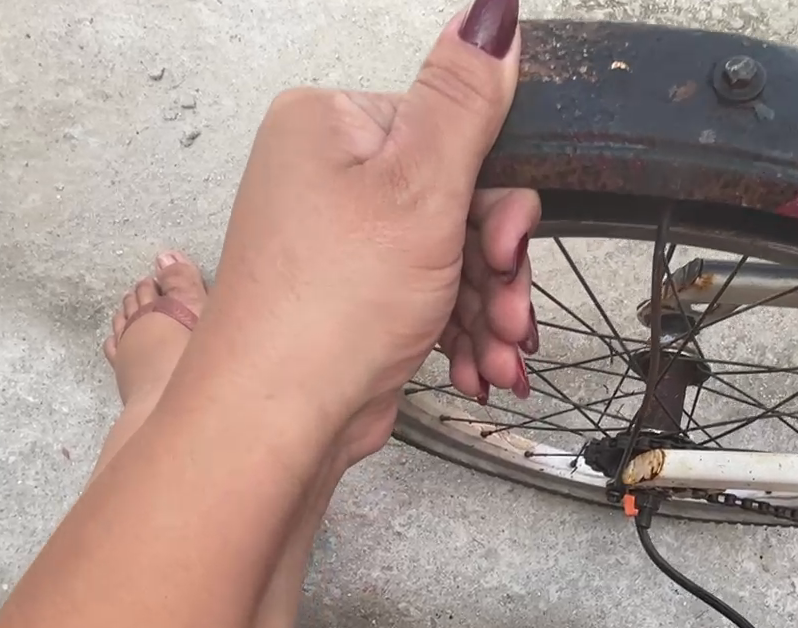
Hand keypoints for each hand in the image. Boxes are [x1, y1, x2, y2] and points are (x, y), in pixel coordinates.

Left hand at [197, 0, 538, 450]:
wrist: (283, 417)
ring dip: (488, 318)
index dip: (498, 205)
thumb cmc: (336, 304)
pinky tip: (480, 371)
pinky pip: (429, 303)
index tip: (513, 253)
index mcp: (339, 128)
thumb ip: (463, 101)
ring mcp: (347, 245)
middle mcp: (336, 180)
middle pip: (458, 211)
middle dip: (498, 277)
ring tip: (502, 363)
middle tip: (514, 322)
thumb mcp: (418, 188)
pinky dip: (461, 338)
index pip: (452, 138)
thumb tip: (495, 12)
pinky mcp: (360, 301)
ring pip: (450, 266)